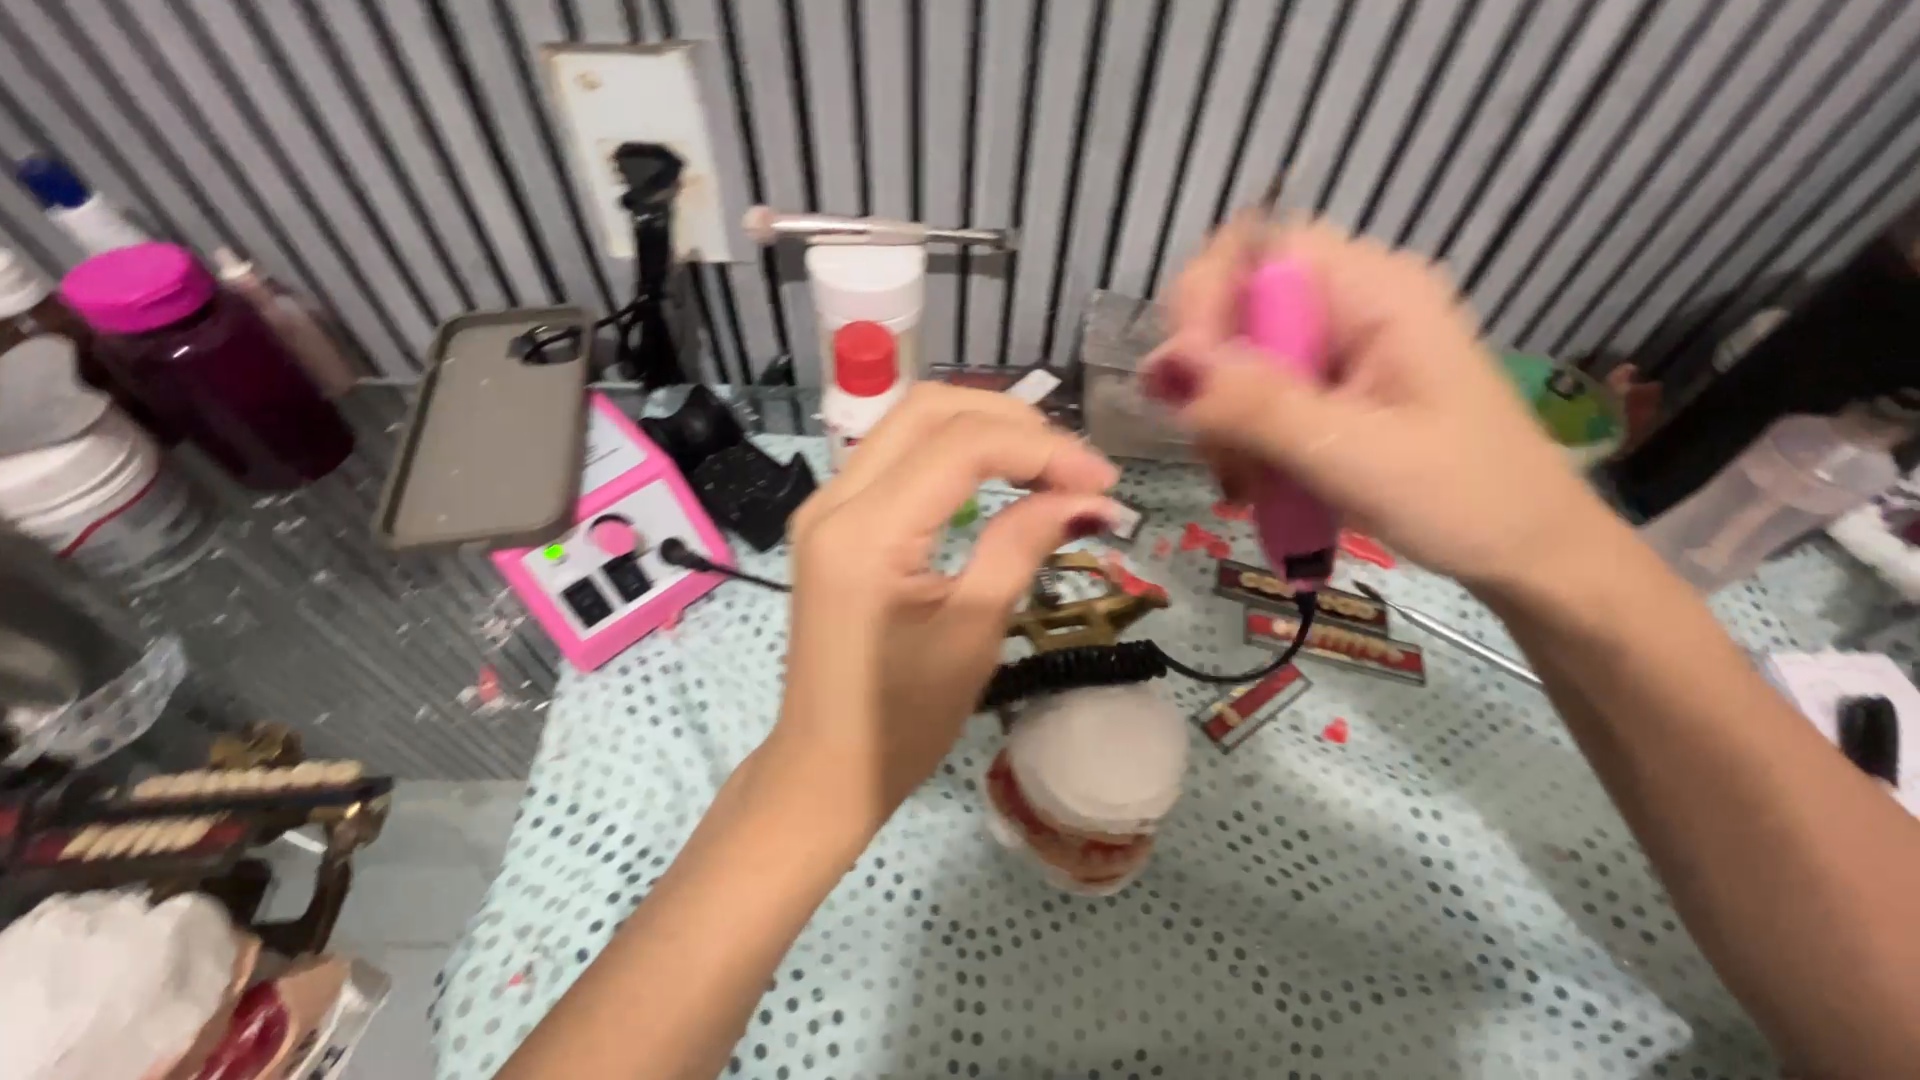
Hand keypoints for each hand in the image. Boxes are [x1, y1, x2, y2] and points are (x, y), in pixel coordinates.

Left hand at [770, 384, 1123, 831]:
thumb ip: (1024, 544)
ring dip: (982, 429)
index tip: (1103, 481)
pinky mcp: (830, 522)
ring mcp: (824, 506)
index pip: (962, 445)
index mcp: (867, 532)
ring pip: (908, 423)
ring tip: (1046, 467)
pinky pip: (893, 457)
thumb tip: (1087, 495)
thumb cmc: (905, 719)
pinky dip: (950, 453)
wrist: (826, 767)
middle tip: (1074, 466)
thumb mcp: (974, 630)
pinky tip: (995, 477)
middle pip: (929, 409)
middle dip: (1012, 421)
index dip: (1043, 449)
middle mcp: (834, 500)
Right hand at [1145, 218, 1609, 588]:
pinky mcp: (1332, 388)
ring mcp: (1341, 347)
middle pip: (1235, 306)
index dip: (1204, 300)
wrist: (1529, 554)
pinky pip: (1255, 396)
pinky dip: (1242, 441)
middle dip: (1210, 381)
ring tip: (1249, 485)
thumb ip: (1256, 407)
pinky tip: (1260, 485)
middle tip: (1221, 455)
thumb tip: (1159, 366)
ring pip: (1235, 360)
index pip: (1255, 247)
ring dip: (1222, 424)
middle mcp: (1352, 302)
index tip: (1187, 383)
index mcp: (1375, 290)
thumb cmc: (1465, 500)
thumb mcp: (1354, 454)